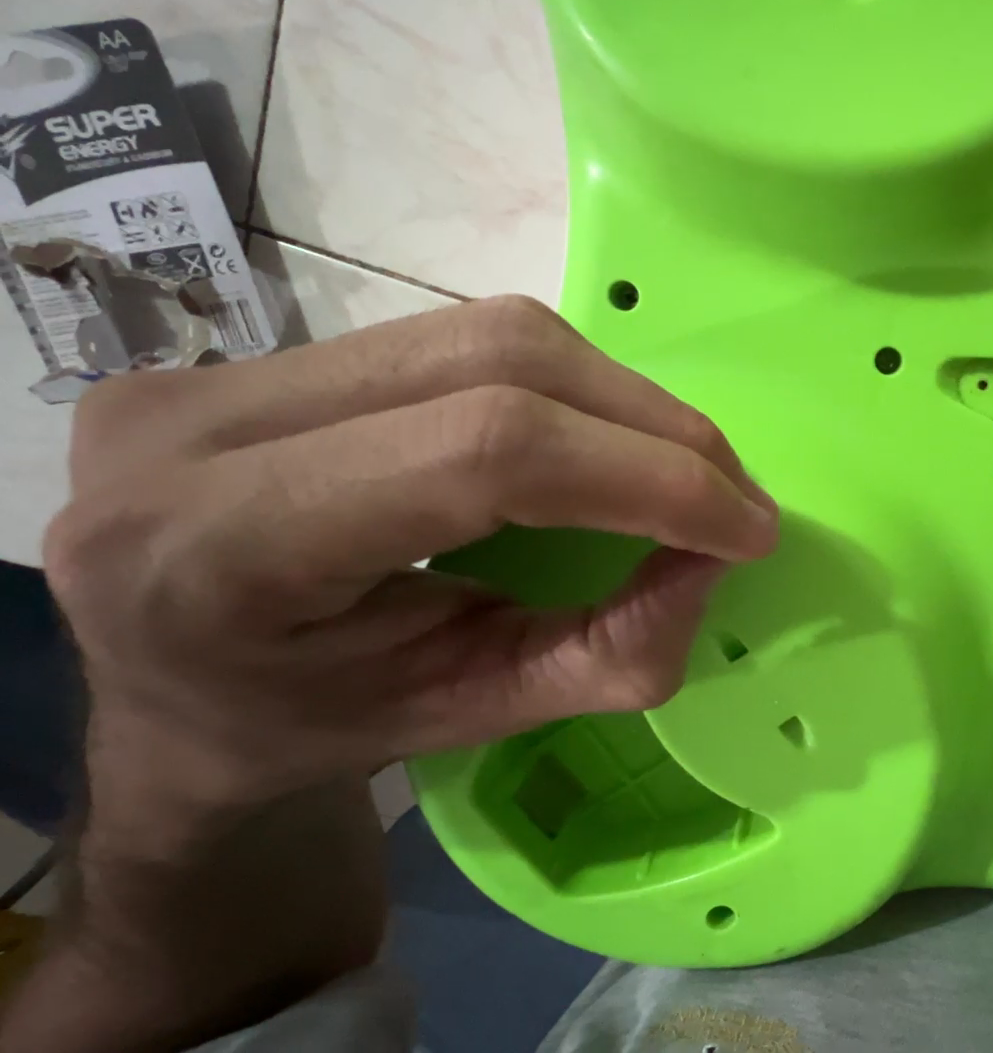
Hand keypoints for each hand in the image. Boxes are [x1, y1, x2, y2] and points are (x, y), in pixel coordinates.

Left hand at [44, 295, 777, 834]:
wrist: (171, 695)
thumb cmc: (311, 732)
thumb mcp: (467, 718)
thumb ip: (606, 654)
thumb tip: (715, 560)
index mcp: (223, 545)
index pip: (488, 453)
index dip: (649, 478)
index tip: (747, 531)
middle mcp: (204, 420)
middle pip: (504, 364)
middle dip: (658, 431)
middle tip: (737, 500)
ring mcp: (228, 364)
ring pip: (498, 334)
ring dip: (630, 403)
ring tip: (689, 475)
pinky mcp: (274, 349)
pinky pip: (474, 340)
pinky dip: (582, 391)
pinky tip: (614, 445)